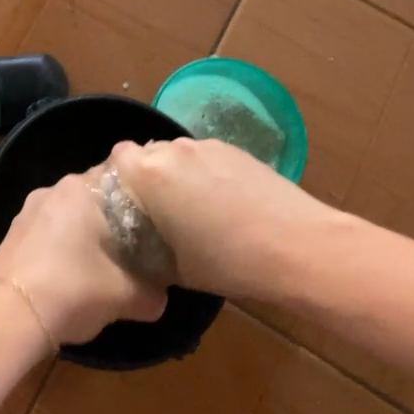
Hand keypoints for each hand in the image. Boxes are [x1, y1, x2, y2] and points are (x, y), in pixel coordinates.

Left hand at [0, 169, 166, 345]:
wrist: (8, 315)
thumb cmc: (73, 290)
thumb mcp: (127, 297)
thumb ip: (152, 292)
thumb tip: (158, 295)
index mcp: (82, 189)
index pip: (123, 177)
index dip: (144, 198)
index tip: (159, 221)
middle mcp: (53, 189)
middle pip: (95, 197)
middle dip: (114, 220)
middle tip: (136, 247)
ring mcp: (28, 211)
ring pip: (69, 215)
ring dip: (85, 235)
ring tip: (103, 264)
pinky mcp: (12, 234)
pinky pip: (48, 233)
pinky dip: (62, 247)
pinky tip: (70, 273)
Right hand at [105, 138, 340, 300]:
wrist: (297, 247)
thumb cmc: (226, 262)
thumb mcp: (172, 267)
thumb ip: (145, 244)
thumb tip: (139, 241)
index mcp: (148, 174)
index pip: (117, 158)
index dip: (121, 180)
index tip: (130, 206)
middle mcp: (173, 150)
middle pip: (148, 154)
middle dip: (149, 177)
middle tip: (160, 211)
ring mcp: (207, 147)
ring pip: (178, 155)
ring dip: (178, 175)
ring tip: (195, 208)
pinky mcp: (236, 150)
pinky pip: (206, 158)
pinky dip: (206, 174)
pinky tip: (224, 204)